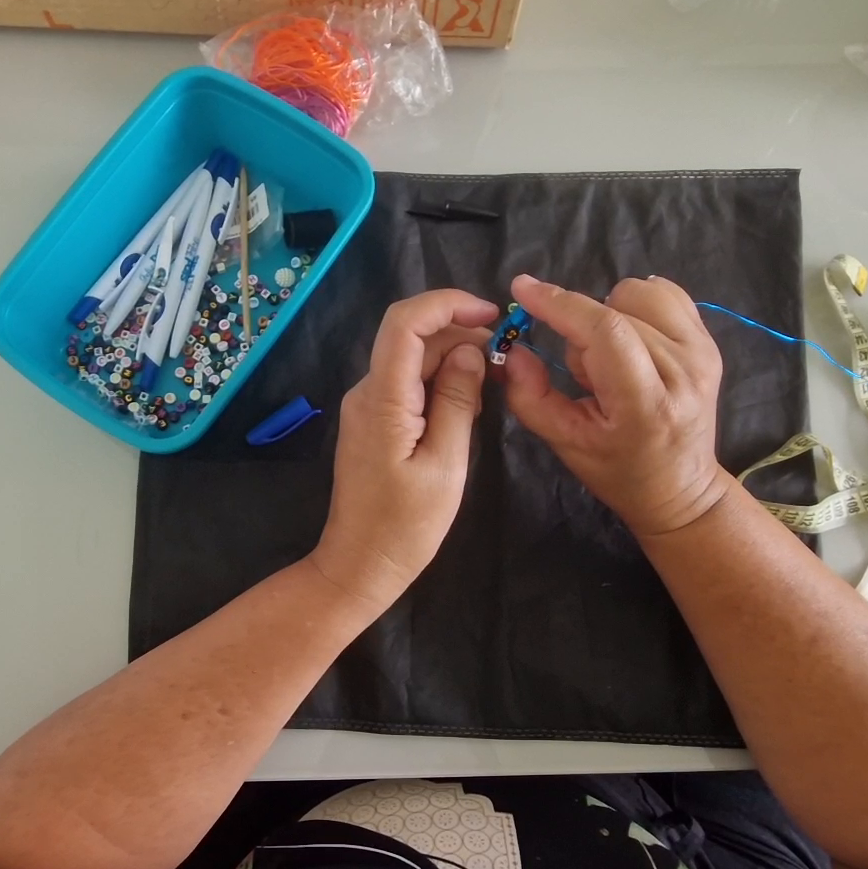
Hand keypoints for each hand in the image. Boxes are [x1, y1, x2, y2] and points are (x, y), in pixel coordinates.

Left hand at [310, 290, 498, 605]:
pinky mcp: (373, 422)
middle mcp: (367, 392)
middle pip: (412, 338)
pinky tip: (468, 400)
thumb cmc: (406, 525)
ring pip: (411, 359)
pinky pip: (407, 384)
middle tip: (507, 356)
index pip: (405, 322)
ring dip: (453, 357)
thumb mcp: (446, 464)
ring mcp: (366, 406)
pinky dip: (439, 381)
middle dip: (461, 332)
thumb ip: (459, 402)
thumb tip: (471, 351)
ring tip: (495, 378)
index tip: (492, 316)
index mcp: (382, 398)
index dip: (447, 304)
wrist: (360, 564)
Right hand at [503, 273, 729, 540]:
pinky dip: (634, 308)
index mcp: (645, 403)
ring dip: (608, 317)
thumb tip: (512, 350)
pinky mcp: (710, 340)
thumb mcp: (564, 443)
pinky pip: (663, 294)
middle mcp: (683, 369)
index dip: (560, 304)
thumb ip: (530, 397)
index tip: (523, 289)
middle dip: (580, 330)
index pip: (604, 332)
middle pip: (613, 312)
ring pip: (636, 295)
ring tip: (609, 359)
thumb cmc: (616, 471)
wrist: (679, 487)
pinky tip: (630, 341)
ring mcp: (702, 351)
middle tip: (582, 373)